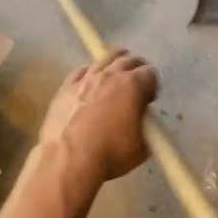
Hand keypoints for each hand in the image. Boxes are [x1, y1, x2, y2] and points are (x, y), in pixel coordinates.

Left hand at [38, 48, 157, 182]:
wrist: (69, 159)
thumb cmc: (110, 154)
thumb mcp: (141, 147)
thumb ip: (145, 128)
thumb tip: (140, 124)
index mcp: (133, 86)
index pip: (151, 74)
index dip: (152, 86)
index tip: (149, 100)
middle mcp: (110, 75)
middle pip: (129, 60)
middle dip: (137, 68)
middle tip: (137, 82)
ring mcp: (86, 79)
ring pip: (104, 59)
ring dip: (114, 63)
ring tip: (115, 73)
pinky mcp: (65, 87)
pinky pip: (81, 71)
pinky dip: (89, 74)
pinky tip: (89, 83)